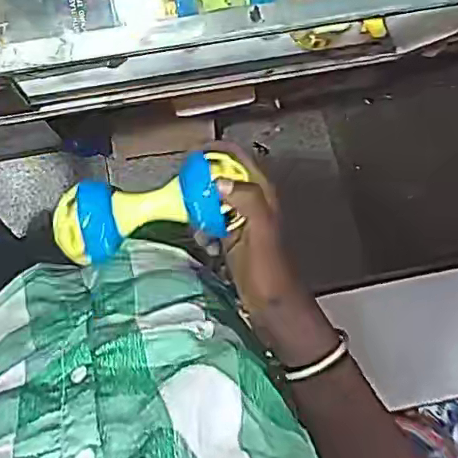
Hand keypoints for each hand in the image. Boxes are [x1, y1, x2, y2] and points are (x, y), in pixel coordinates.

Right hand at [206, 142, 335, 364]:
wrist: (273, 307)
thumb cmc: (270, 272)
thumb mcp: (260, 230)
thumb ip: (247, 200)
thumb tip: (221, 182)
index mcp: (261, 193)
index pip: (237, 157)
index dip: (216, 150)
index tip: (192, 155)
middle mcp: (250, 202)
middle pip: (220, 175)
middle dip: (201, 181)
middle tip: (185, 189)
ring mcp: (239, 219)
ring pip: (212, 199)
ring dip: (199, 207)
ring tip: (197, 221)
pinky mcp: (230, 236)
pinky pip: (209, 221)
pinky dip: (202, 227)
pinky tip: (205, 241)